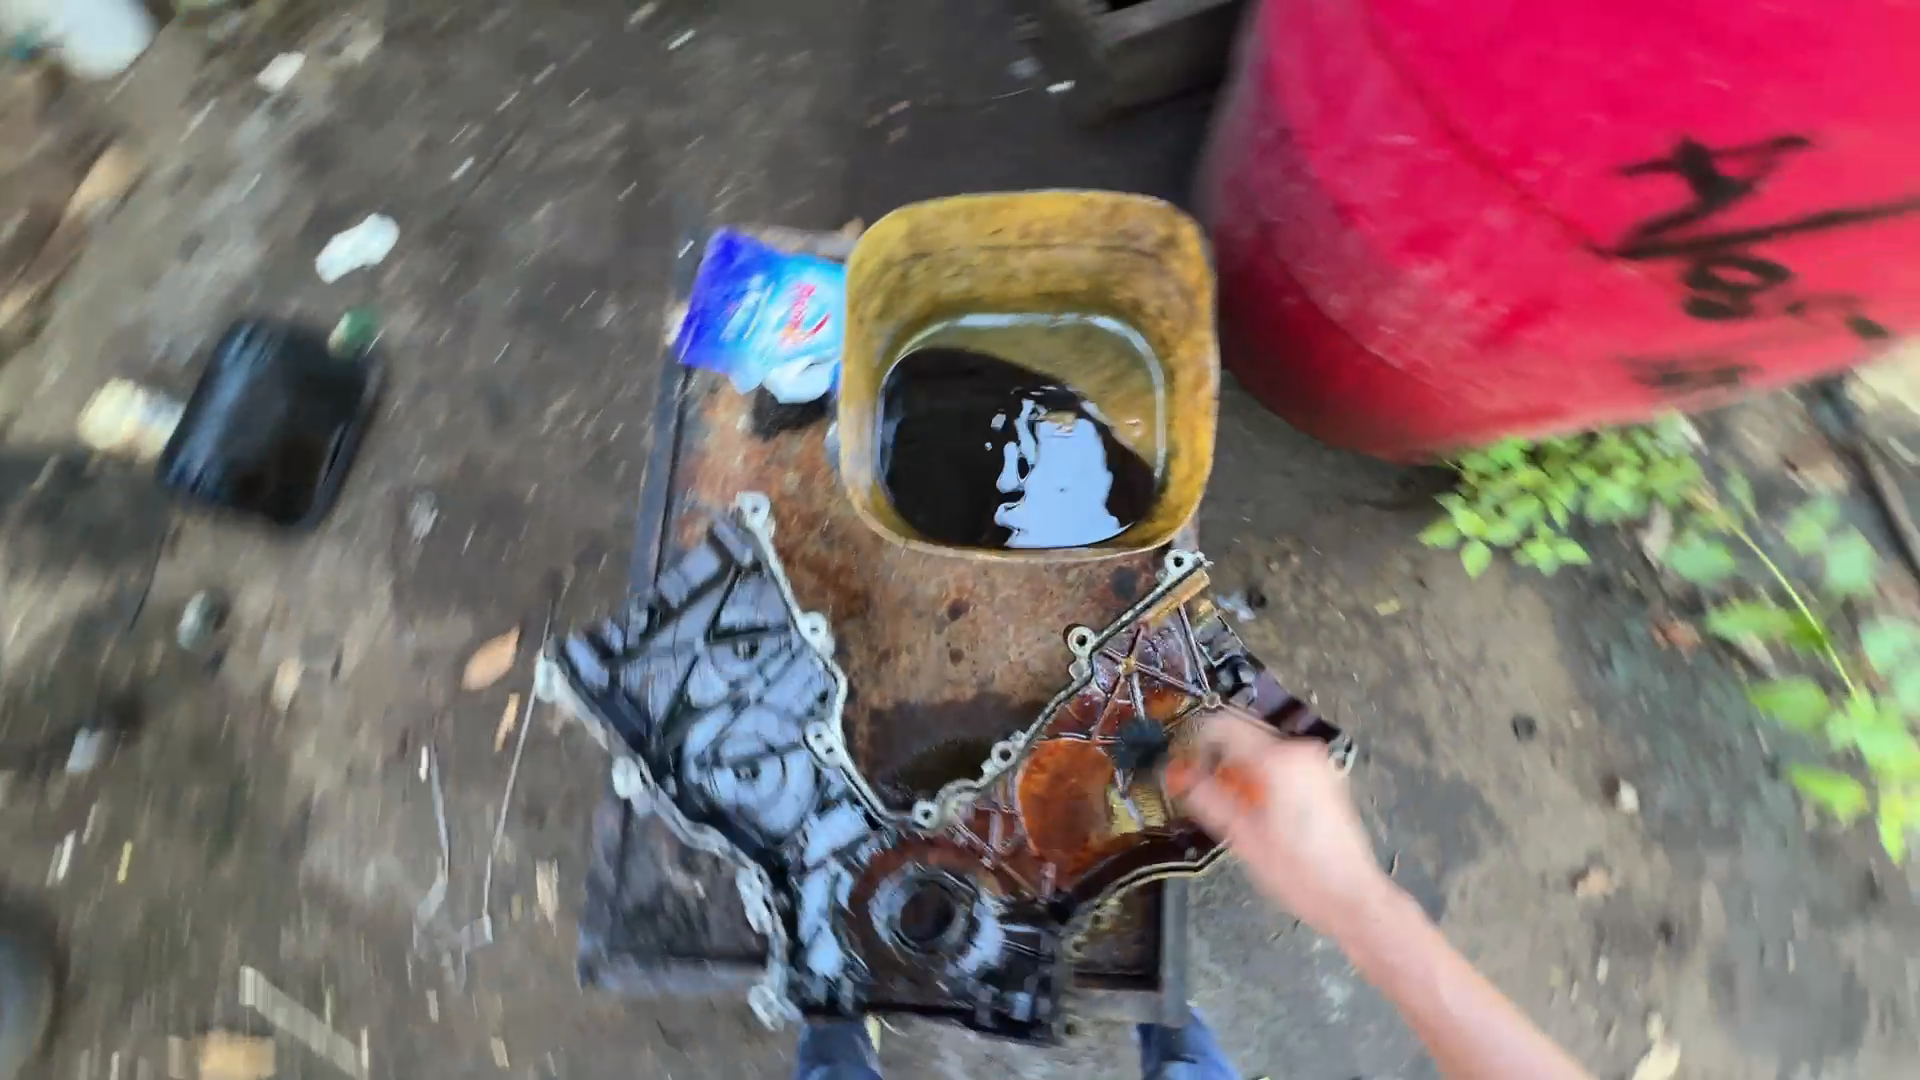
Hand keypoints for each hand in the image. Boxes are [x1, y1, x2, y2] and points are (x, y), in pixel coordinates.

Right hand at [1168, 706, 1390, 937]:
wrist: (1351, 897)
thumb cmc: (1302, 873)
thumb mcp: (1240, 834)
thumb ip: (1204, 796)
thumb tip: (1177, 775)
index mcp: (1278, 759)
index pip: (1223, 724)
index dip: (1195, 738)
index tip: (1183, 758)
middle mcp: (1300, 752)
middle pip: (1242, 733)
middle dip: (1218, 756)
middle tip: (1201, 783)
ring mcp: (1316, 764)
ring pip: (1261, 748)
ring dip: (1239, 766)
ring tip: (1231, 801)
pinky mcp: (1323, 778)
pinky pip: (1281, 760)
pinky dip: (1261, 773)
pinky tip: (1256, 806)